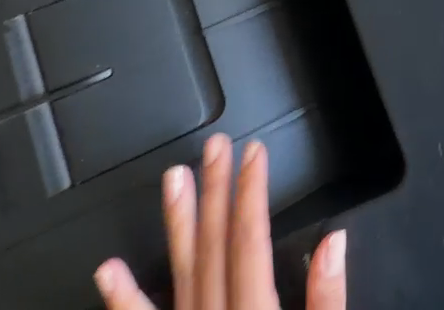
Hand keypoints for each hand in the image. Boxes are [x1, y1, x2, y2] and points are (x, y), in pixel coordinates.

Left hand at [94, 134, 346, 309]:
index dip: (251, 194)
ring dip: (176, 226)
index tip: (254, 155)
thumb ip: (327, 302)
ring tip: (173, 180)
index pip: (250, 244)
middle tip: (215, 148)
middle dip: (216, 193)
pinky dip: (125, 301)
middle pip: (213, 249)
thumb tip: (334, 242)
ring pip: (179, 277)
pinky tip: (109, 270)